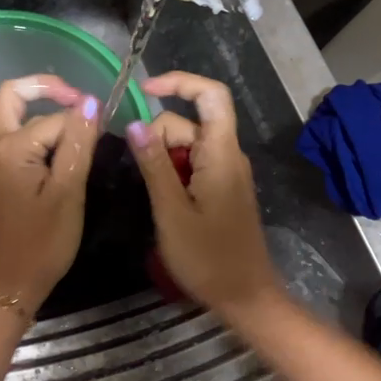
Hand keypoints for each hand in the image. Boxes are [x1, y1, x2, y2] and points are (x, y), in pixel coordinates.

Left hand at [0, 74, 101, 313]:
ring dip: (48, 114)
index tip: (107, 132)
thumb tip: (89, 102)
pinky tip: (69, 154)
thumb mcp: (68, 191)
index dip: (82, 122)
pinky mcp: (5, 173)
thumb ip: (78, 144)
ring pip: (20, 117)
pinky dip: (45, 135)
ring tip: (84, 134)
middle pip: (15, 96)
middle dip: (49, 91)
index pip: (54, 118)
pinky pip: (23, 138)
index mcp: (11, 145)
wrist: (11, 283)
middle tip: (84, 103)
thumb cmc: (42, 241)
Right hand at [125, 71, 283, 319]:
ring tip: (149, 190)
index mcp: (221, 154)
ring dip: (163, 155)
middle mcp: (228, 155)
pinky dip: (172, 169)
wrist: (246, 298)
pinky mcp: (222, 188)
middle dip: (158, 134)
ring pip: (187, 143)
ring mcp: (227, 172)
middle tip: (139, 172)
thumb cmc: (208, 258)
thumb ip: (153, 164)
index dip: (178, 82)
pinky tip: (161, 196)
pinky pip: (193, 162)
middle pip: (189, 121)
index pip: (211, 95)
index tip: (143, 91)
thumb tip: (135, 123)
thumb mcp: (171, 211)